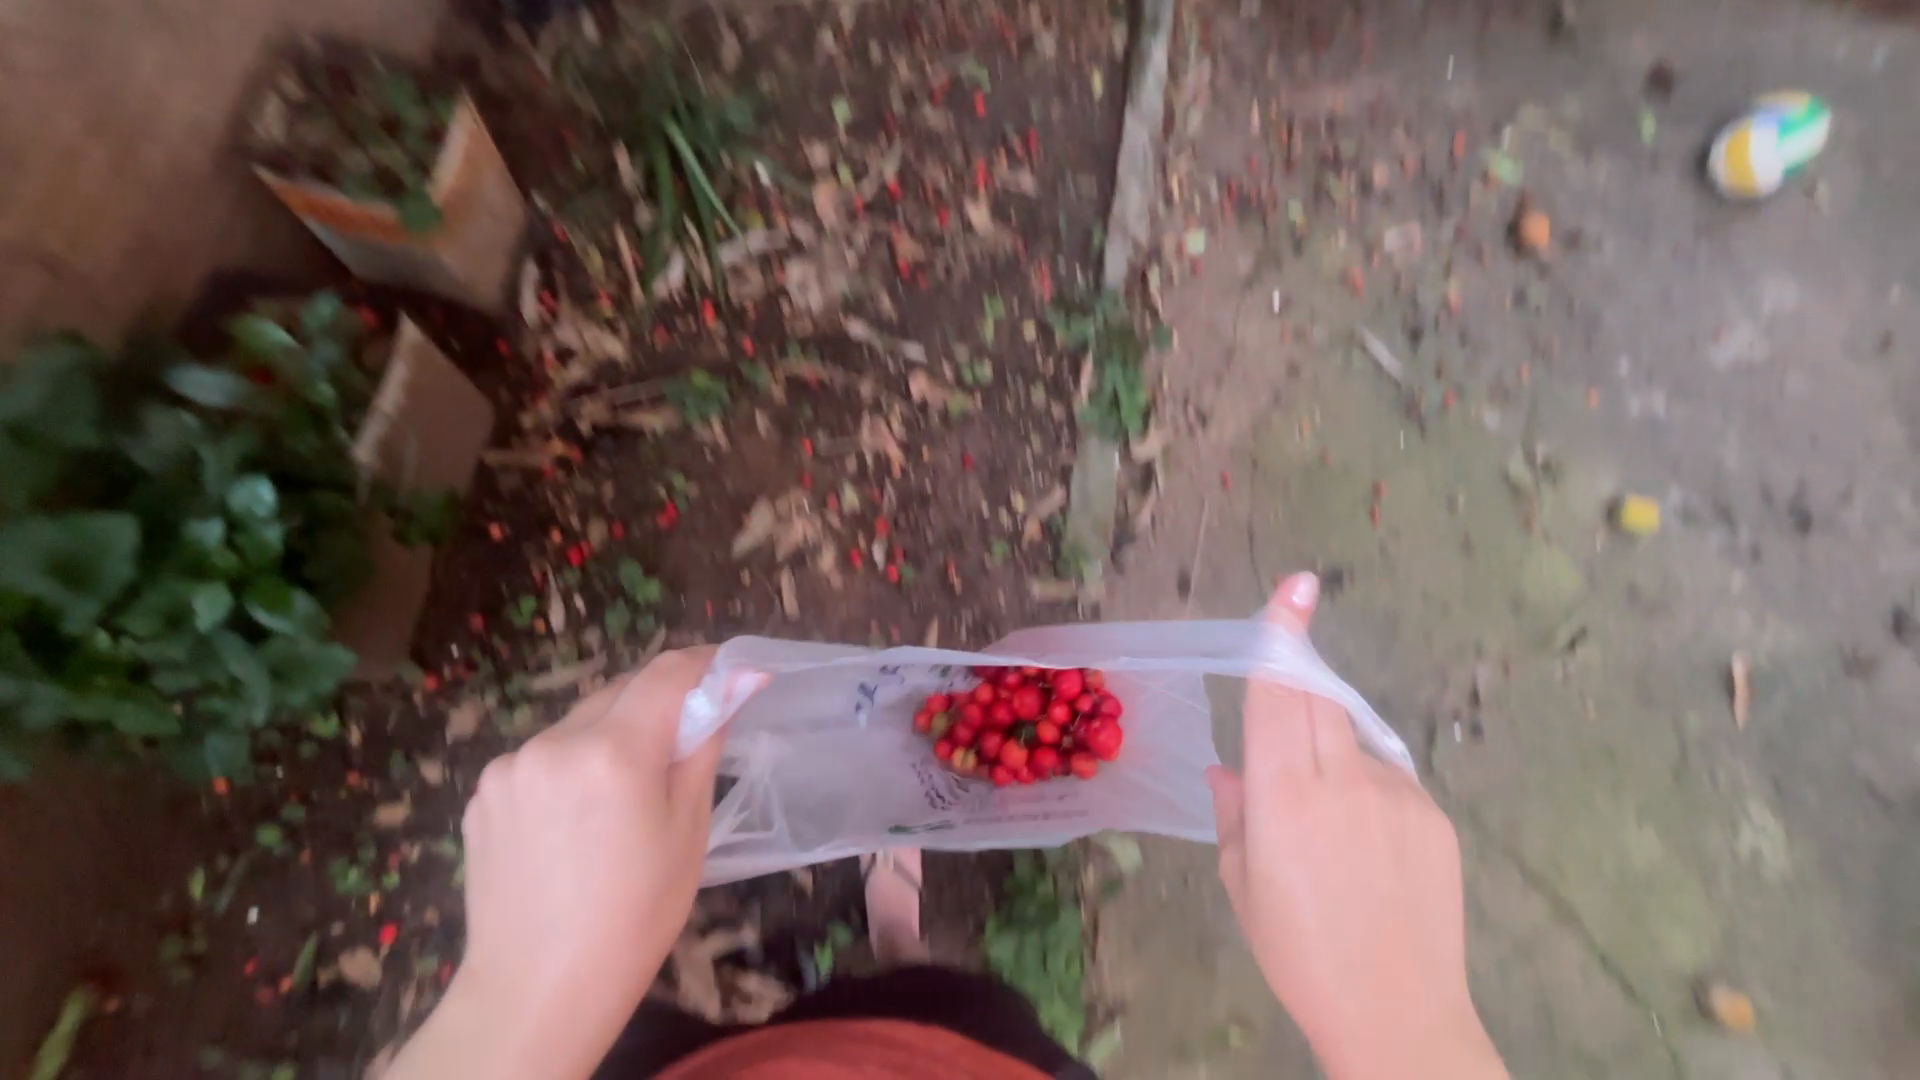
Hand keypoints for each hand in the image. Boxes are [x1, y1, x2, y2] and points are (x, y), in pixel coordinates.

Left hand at [388, 647, 742, 1079]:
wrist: (538, 989)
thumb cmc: (637, 912)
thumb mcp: (690, 827)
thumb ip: (705, 742)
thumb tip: (735, 685)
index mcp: (615, 751)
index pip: (666, 672)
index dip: (702, 662)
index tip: (728, 671)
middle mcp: (555, 742)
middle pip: (621, 690)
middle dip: (659, 700)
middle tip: (685, 738)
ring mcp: (510, 766)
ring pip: (580, 721)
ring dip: (612, 731)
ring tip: (625, 789)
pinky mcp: (483, 791)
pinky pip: (544, 753)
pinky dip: (572, 762)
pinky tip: (577, 814)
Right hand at [1209, 574, 1504, 1079]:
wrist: (1400, 1016)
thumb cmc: (1297, 950)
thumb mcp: (1241, 882)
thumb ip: (1232, 813)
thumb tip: (1228, 769)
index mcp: (1283, 793)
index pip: (1279, 695)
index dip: (1282, 638)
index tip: (1296, 585)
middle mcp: (1342, 778)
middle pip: (1317, 696)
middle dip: (1301, 663)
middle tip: (1291, 652)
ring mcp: (1397, 793)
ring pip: (1351, 736)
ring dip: (1326, 745)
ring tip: (1322, 817)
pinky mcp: (1434, 814)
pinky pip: (1386, 774)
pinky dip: (1362, 786)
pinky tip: (1362, 844)